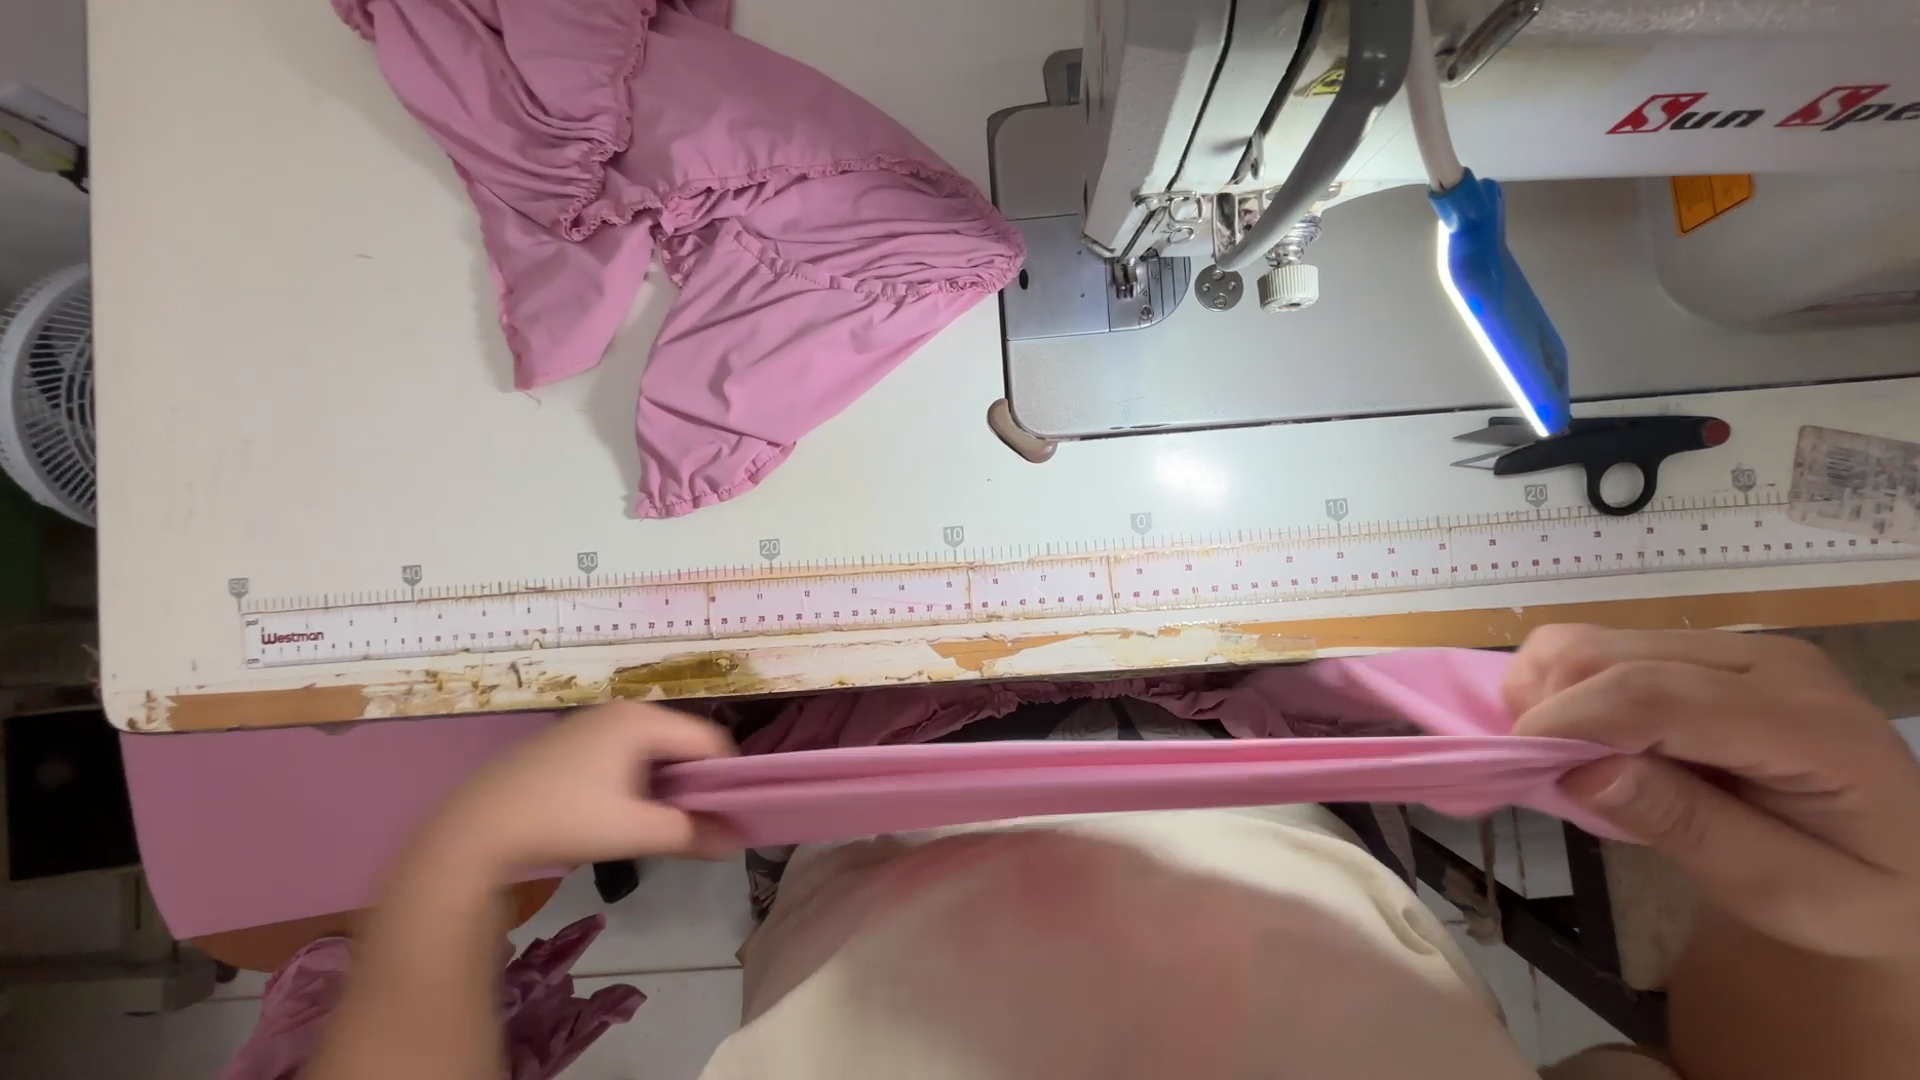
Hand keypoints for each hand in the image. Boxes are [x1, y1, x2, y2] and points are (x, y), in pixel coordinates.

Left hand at [421, 702, 739, 876]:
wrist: (470, 828)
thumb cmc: (560, 821)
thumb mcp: (631, 832)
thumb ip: (689, 834)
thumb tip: (735, 843)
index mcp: (643, 720)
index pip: (709, 740)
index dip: (725, 777)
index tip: (725, 814)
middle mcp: (623, 709)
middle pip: (682, 741)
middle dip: (693, 781)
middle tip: (691, 820)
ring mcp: (594, 721)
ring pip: (654, 748)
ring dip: (664, 782)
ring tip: (653, 819)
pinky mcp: (571, 738)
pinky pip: (625, 751)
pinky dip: (636, 777)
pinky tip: (615, 810)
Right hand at [1506, 625, 1919, 958]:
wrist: (1887, 862)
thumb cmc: (1848, 892)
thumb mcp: (1787, 890)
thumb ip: (1691, 828)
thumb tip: (1582, 773)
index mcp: (1814, 725)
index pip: (1655, 695)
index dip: (1569, 721)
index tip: (1520, 765)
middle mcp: (1766, 662)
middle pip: (1605, 657)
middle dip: (1548, 710)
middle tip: (1547, 773)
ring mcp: (1725, 647)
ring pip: (1583, 642)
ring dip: (1544, 693)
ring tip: (1563, 753)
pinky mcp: (1689, 648)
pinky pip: (1587, 644)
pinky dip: (1555, 683)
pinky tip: (1579, 728)